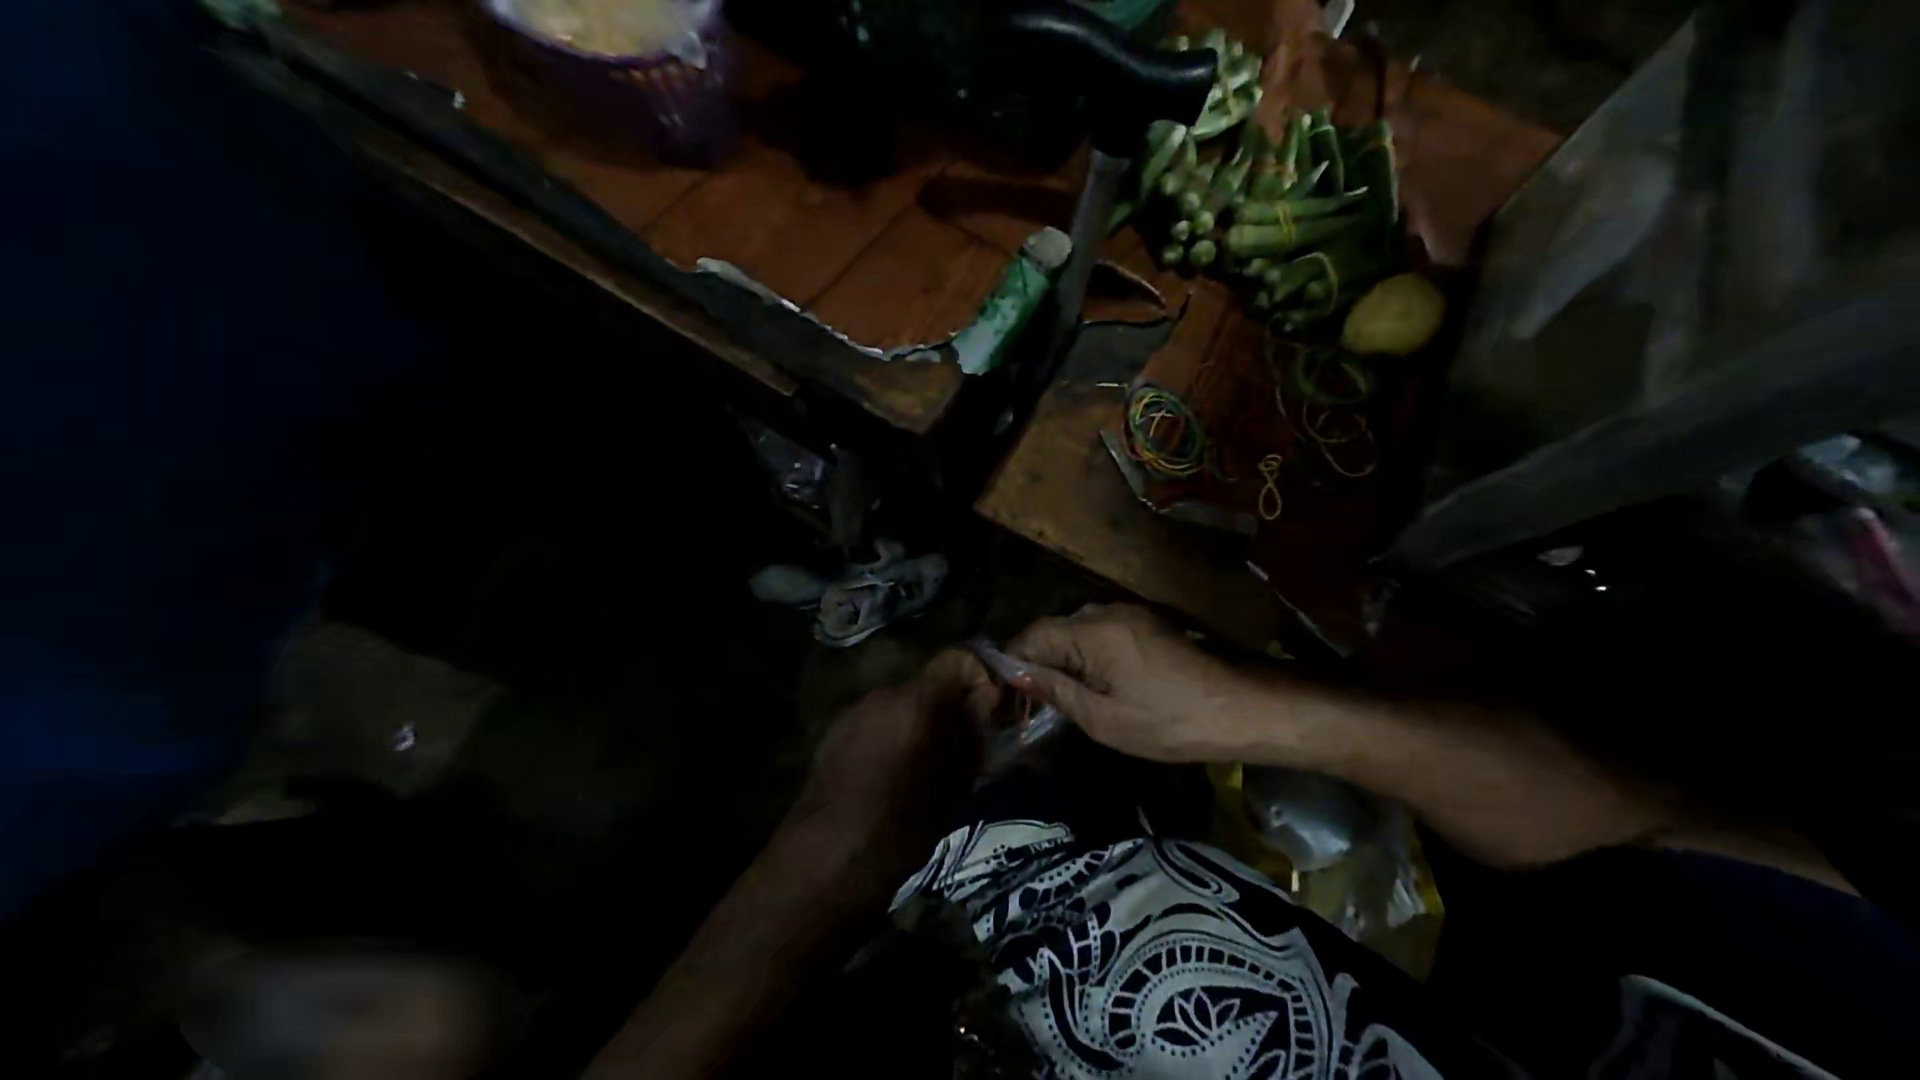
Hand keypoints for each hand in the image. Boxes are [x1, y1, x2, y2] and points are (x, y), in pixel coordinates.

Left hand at [781, 650, 998, 889]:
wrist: (826, 859)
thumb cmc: (901, 826)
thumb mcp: (955, 786)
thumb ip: (973, 738)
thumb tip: (985, 712)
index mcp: (916, 702)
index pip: (957, 659)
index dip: (979, 679)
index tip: (988, 714)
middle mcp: (883, 695)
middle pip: (928, 685)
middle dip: (950, 709)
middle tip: (963, 747)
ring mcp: (854, 712)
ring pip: (902, 706)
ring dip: (920, 725)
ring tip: (926, 766)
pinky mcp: (834, 734)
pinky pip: (877, 723)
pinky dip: (893, 737)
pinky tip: (891, 776)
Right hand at [1006, 604, 1261, 762]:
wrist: (1239, 708)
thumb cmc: (1168, 722)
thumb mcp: (1103, 719)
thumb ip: (1055, 690)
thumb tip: (1016, 673)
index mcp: (1092, 632)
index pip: (1032, 634)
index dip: (1014, 661)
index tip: (1010, 694)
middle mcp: (1105, 612)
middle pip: (1053, 629)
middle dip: (1037, 660)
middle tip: (1032, 701)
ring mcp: (1128, 614)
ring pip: (1076, 629)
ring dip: (1063, 658)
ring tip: (1061, 695)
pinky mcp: (1145, 622)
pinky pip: (1099, 632)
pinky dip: (1087, 654)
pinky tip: (1093, 682)